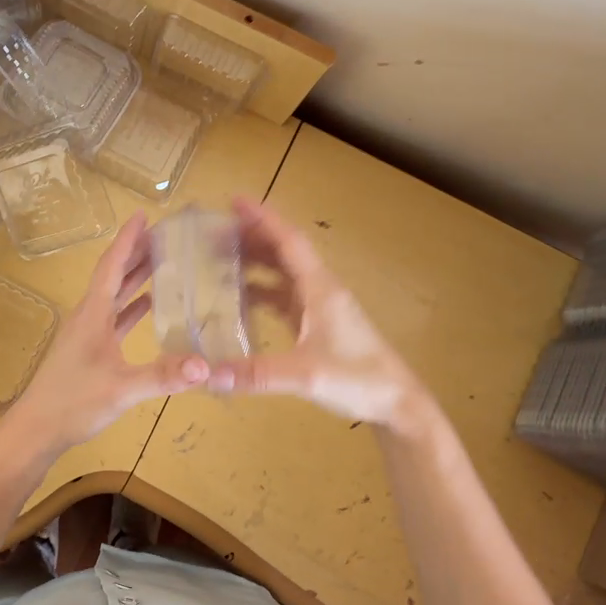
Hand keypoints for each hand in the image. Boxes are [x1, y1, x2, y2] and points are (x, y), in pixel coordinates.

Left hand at [0, 212, 211, 459]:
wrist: (37, 430)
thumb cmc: (73, 402)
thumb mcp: (122, 389)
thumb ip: (163, 376)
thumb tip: (207, 366)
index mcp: (92, 314)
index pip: (112, 265)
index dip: (128, 239)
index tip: (144, 215)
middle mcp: (88, 316)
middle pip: (113, 274)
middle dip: (136, 252)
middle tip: (165, 234)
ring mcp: (87, 333)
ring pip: (113, 295)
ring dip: (134, 276)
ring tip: (162, 260)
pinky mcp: (89, 350)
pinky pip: (114, 317)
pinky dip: (132, 306)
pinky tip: (149, 304)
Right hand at [208, 197, 436, 431]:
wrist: (397, 403)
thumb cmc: (358, 379)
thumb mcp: (304, 376)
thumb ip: (256, 375)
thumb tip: (208, 376)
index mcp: (320, 289)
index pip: (289, 241)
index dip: (262, 219)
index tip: (234, 200)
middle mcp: (320, 290)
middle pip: (283, 251)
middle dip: (251, 237)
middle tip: (214, 232)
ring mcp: (320, 307)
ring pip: (284, 272)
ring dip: (256, 261)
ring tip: (221, 259)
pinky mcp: (318, 325)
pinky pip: (284, 296)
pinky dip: (262, 290)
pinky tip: (241, 299)